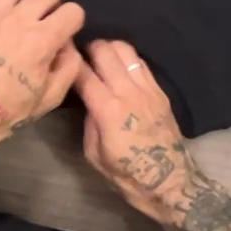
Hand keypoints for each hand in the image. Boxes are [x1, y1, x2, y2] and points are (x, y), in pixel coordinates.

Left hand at [0, 0, 84, 165]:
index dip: (73, 21)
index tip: (65, 32)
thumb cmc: (12, 109)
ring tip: (18, 18)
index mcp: (41, 39)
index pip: (73, 10)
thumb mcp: (52, 95)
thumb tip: (67, 42)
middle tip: (43, 22)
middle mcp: (17, 19)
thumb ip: (69, 64)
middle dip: (51, 4)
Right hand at [76, 39, 198, 224]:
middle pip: (105, 51)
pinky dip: (126, 58)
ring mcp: (147, 89)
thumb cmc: (127, 175)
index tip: (60, 55)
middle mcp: (128, 92)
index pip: (84, 74)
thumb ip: (88, 123)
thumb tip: (87, 101)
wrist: (170, 182)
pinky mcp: (160, 91)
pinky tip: (120, 67)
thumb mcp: (94, 155)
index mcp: (108, 110)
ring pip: (125, 49)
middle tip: (81, 55)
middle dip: (88, 48)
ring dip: (109, 48)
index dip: (69, 60)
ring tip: (100, 57)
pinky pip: (140, 62)